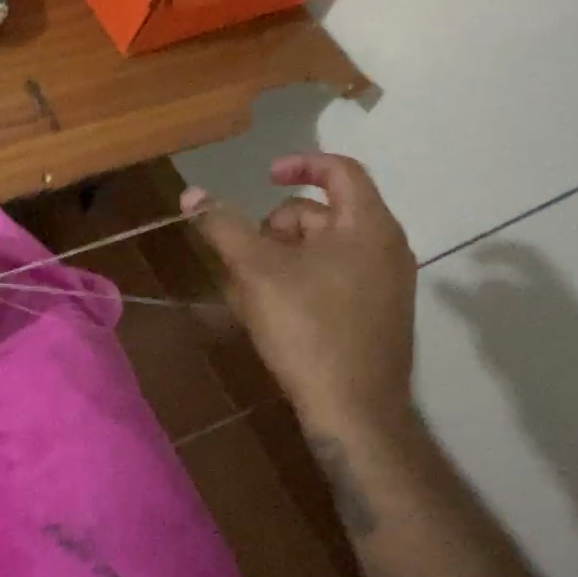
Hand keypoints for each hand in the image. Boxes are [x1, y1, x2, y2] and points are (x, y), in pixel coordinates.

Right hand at [182, 153, 417, 437]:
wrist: (355, 411)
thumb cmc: (308, 327)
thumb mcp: (254, 270)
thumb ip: (222, 225)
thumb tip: (191, 194)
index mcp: (368, 228)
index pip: (340, 170)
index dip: (299, 164)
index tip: (263, 178)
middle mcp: (386, 248)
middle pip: (322, 212)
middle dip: (277, 225)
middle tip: (249, 255)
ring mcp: (386, 283)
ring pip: (323, 245)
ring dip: (283, 255)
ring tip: (255, 287)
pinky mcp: (378, 312)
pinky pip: (334, 274)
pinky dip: (300, 276)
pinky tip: (275, 307)